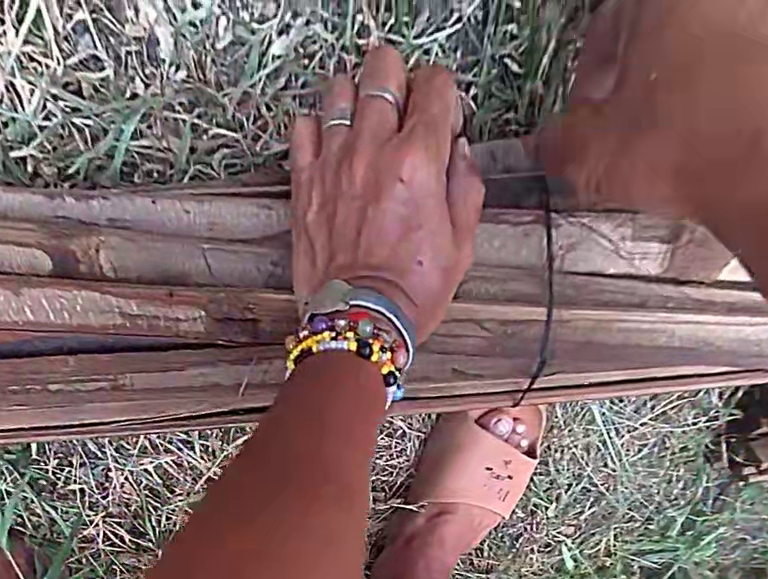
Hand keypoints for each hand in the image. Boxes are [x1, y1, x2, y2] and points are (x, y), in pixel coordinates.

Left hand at [289, 45, 483, 341]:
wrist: (359, 321)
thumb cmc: (411, 291)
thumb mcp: (460, 245)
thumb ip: (466, 186)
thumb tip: (458, 150)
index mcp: (418, 161)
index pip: (433, 85)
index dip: (441, 98)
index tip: (440, 123)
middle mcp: (373, 151)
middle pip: (382, 70)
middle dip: (398, 82)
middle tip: (401, 113)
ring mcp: (333, 166)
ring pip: (339, 90)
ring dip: (356, 98)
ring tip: (364, 127)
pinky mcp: (304, 186)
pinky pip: (301, 129)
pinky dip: (317, 127)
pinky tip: (331, 147)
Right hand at [537, 0, 767, 217]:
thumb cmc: (687, 141)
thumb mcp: (591, 154)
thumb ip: (556, 144)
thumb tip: (546, 145)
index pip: (603, 25)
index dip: (585, 78)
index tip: (581, 113)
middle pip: (654, 34)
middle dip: (629, 84)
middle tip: (615, 130)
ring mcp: (764, 11)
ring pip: (694, 51)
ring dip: (668, 93)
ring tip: (655, 144)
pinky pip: (732, 69)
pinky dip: (708, 101)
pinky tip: (696, 143)